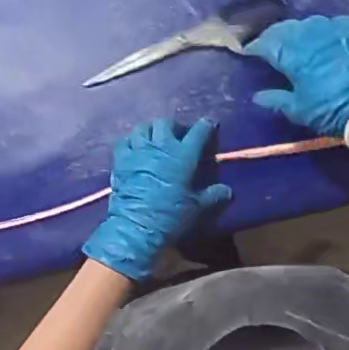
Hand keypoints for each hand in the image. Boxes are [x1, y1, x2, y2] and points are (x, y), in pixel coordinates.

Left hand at [82, 118, 232, 281]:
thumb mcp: (198, 208)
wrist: (136, 226)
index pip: (199, 131)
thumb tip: (227, 190)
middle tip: (179, 136)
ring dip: (152, 130)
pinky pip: (125, 141)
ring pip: (143, 127)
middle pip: (167, 123)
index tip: (210, 125)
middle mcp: (160, 146)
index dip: (206, 126)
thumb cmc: (170, 215)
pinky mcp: (120, 159)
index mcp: (183, 155)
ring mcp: (138, 150)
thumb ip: (214, 196)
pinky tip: (135, 148)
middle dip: (175, 126)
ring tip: (155, 139)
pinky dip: (131, 141)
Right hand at [244, 15, 348, 148]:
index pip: (268, 44)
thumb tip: (258, 96)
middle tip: (268, 44)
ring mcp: (336, 33)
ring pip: (310, 23)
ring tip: (295, 39)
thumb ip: (277, 100)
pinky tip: (325, 35)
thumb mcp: (300, 110)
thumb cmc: (332, 111)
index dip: (256, 47)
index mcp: (295, 57)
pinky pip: (336, 23)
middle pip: (287, 29)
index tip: (249, 51)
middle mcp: (313, 38)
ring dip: (299, 30)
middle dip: (274, 35)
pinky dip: (325, 28)